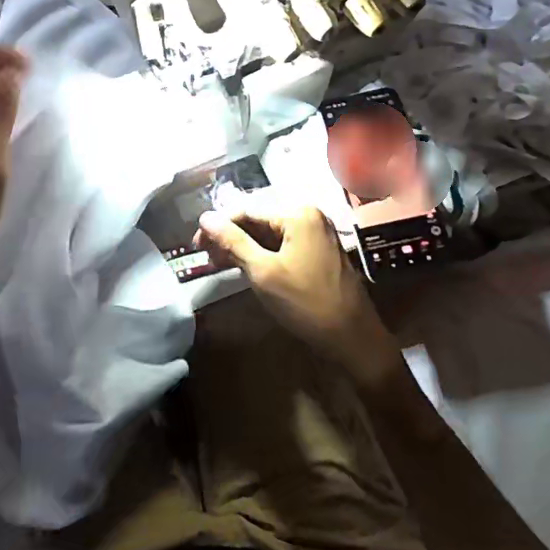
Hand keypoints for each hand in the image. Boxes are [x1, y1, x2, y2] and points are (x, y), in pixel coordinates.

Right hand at [195, 205, 400, 384]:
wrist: (353, 338)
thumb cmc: (306, 303)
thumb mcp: (263, 272)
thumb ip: (233, 242)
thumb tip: (205, 217)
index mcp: (298, 214)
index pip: (247, 211)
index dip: (218, 227)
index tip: (196, 244)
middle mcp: (310, 216)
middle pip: (259, 221)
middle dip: (231, 238)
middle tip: (206, 258)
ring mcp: (317, 234)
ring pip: (270, 235)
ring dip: (244, 248)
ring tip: (220, 264)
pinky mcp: (318, 252)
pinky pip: (283, 246)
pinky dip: (263, 255)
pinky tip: (245, 268)